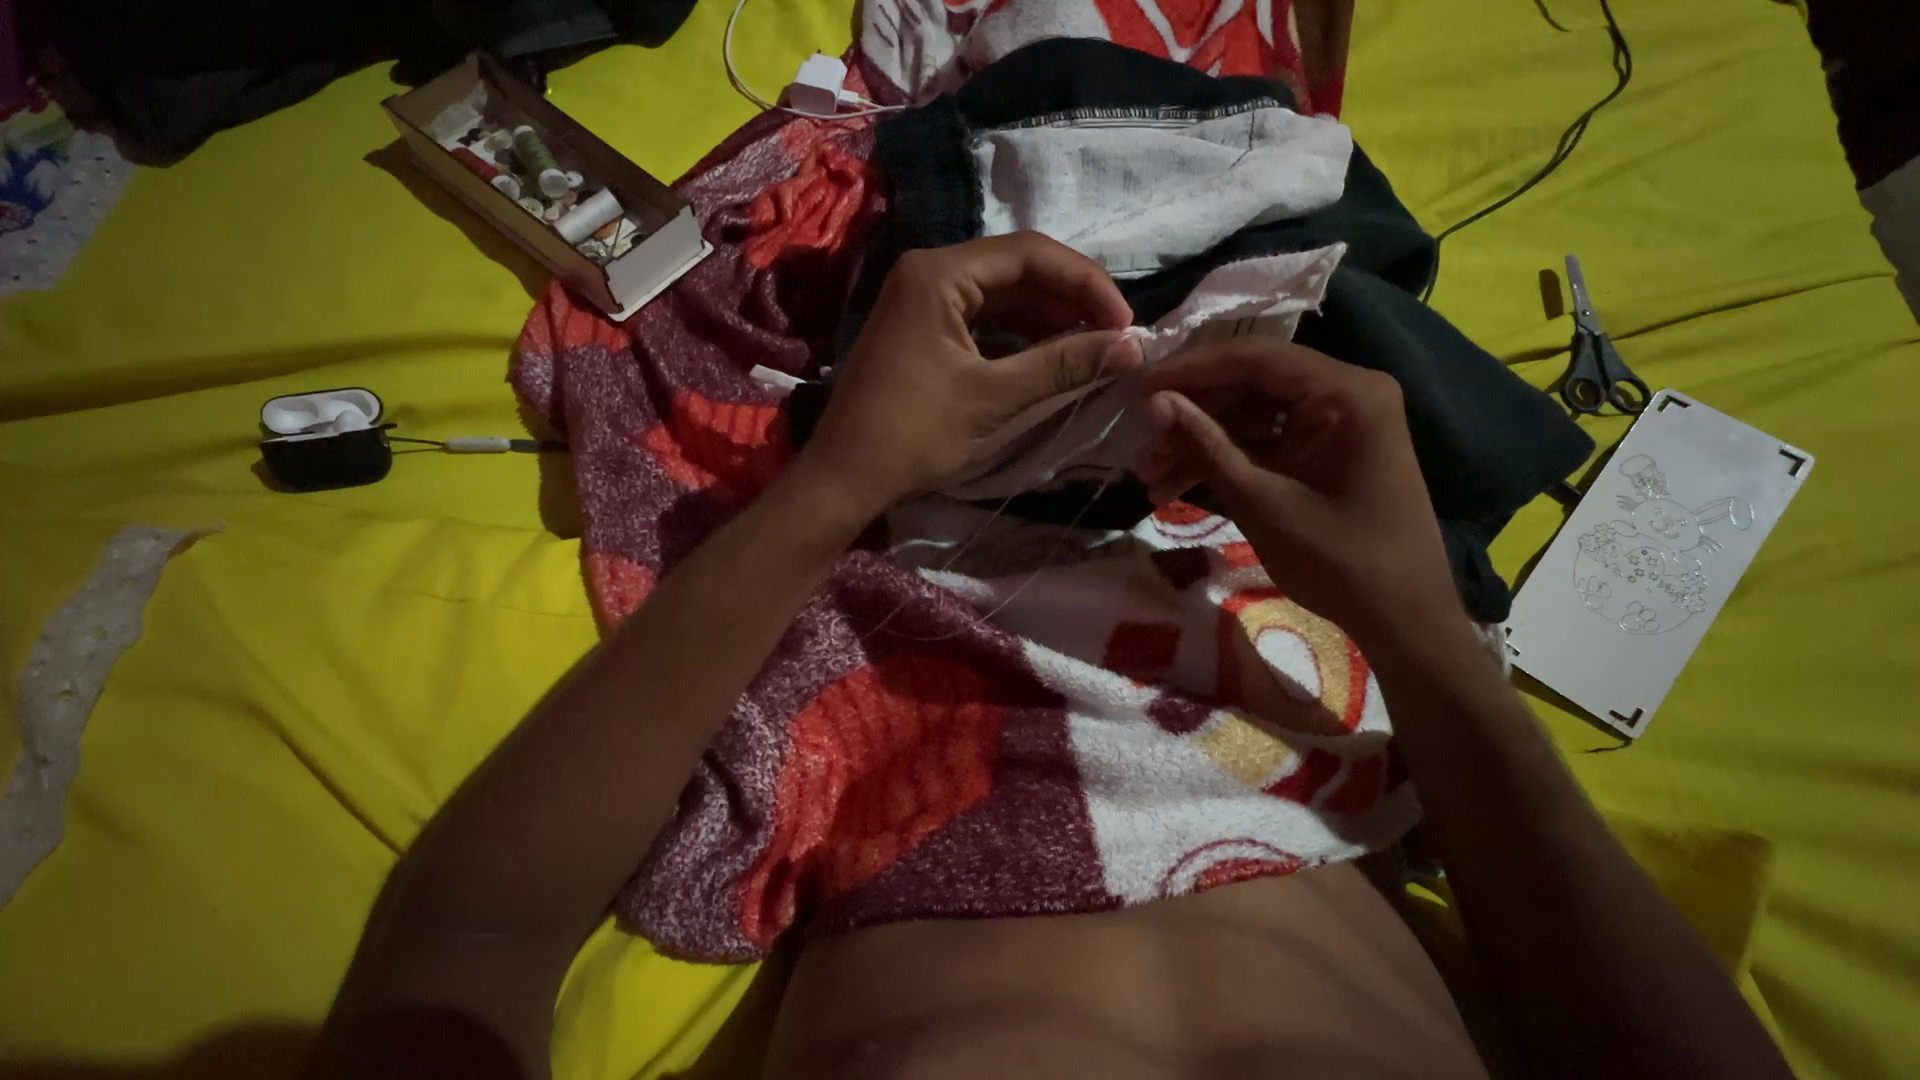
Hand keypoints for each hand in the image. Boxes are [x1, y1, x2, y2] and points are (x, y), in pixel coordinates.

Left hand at [793, 232, 1140, 515]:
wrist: (844, 477)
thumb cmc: (913, 433)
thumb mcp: (994, 397)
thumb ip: (1063, 364)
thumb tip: (1131, 347)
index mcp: (939, 273)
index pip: (1031, 253)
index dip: (1087, 283)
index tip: (1126, 323)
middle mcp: (930, 272)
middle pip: (1018, 270)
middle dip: (1071, 301)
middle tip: (1116, 337)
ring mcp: (922, 301)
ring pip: (1003, 296)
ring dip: (1049, 320)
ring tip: (1094, 349)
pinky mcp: (923, 331)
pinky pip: (983, 320)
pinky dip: (1020, 337)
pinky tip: (1053, 358)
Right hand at [1133, 338, 1465, 646]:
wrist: (1403, 619)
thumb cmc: (1341, 561)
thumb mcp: (1262, 502)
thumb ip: (1206, 446)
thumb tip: (1154, 402)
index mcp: (1345, 392)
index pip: (1255, 358)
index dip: (1191, 370)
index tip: (1137, 389)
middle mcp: (1345, 393)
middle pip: (1250, 386)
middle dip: (1191, 418)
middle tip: (1140, 450)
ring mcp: (1337, 423)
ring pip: (1252, 417)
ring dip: (1200, 446)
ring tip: (1150, 481)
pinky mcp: (1327, 451)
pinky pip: (1267, 442)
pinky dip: (1226, 462)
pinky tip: (1178, 488)